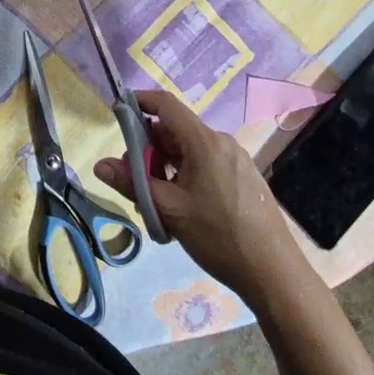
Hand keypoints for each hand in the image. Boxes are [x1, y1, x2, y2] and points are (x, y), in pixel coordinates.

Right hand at [94, 90, 299, 301]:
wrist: (273, 272)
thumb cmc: (218, 236)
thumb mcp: (169, 210)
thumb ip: (132, 183)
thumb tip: (100, 165)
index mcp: (204, 142)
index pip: (166, 105)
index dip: (140, 102)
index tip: (117, 112)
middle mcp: (222, 142)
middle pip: (177, 131)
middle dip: (150, 149)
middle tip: (133, 179)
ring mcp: (236, 160)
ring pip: (190, 152)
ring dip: (167, 168)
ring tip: (157, 203)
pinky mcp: (245, 179)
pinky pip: (207, 165)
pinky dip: (186, 176)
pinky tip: (183, 209)